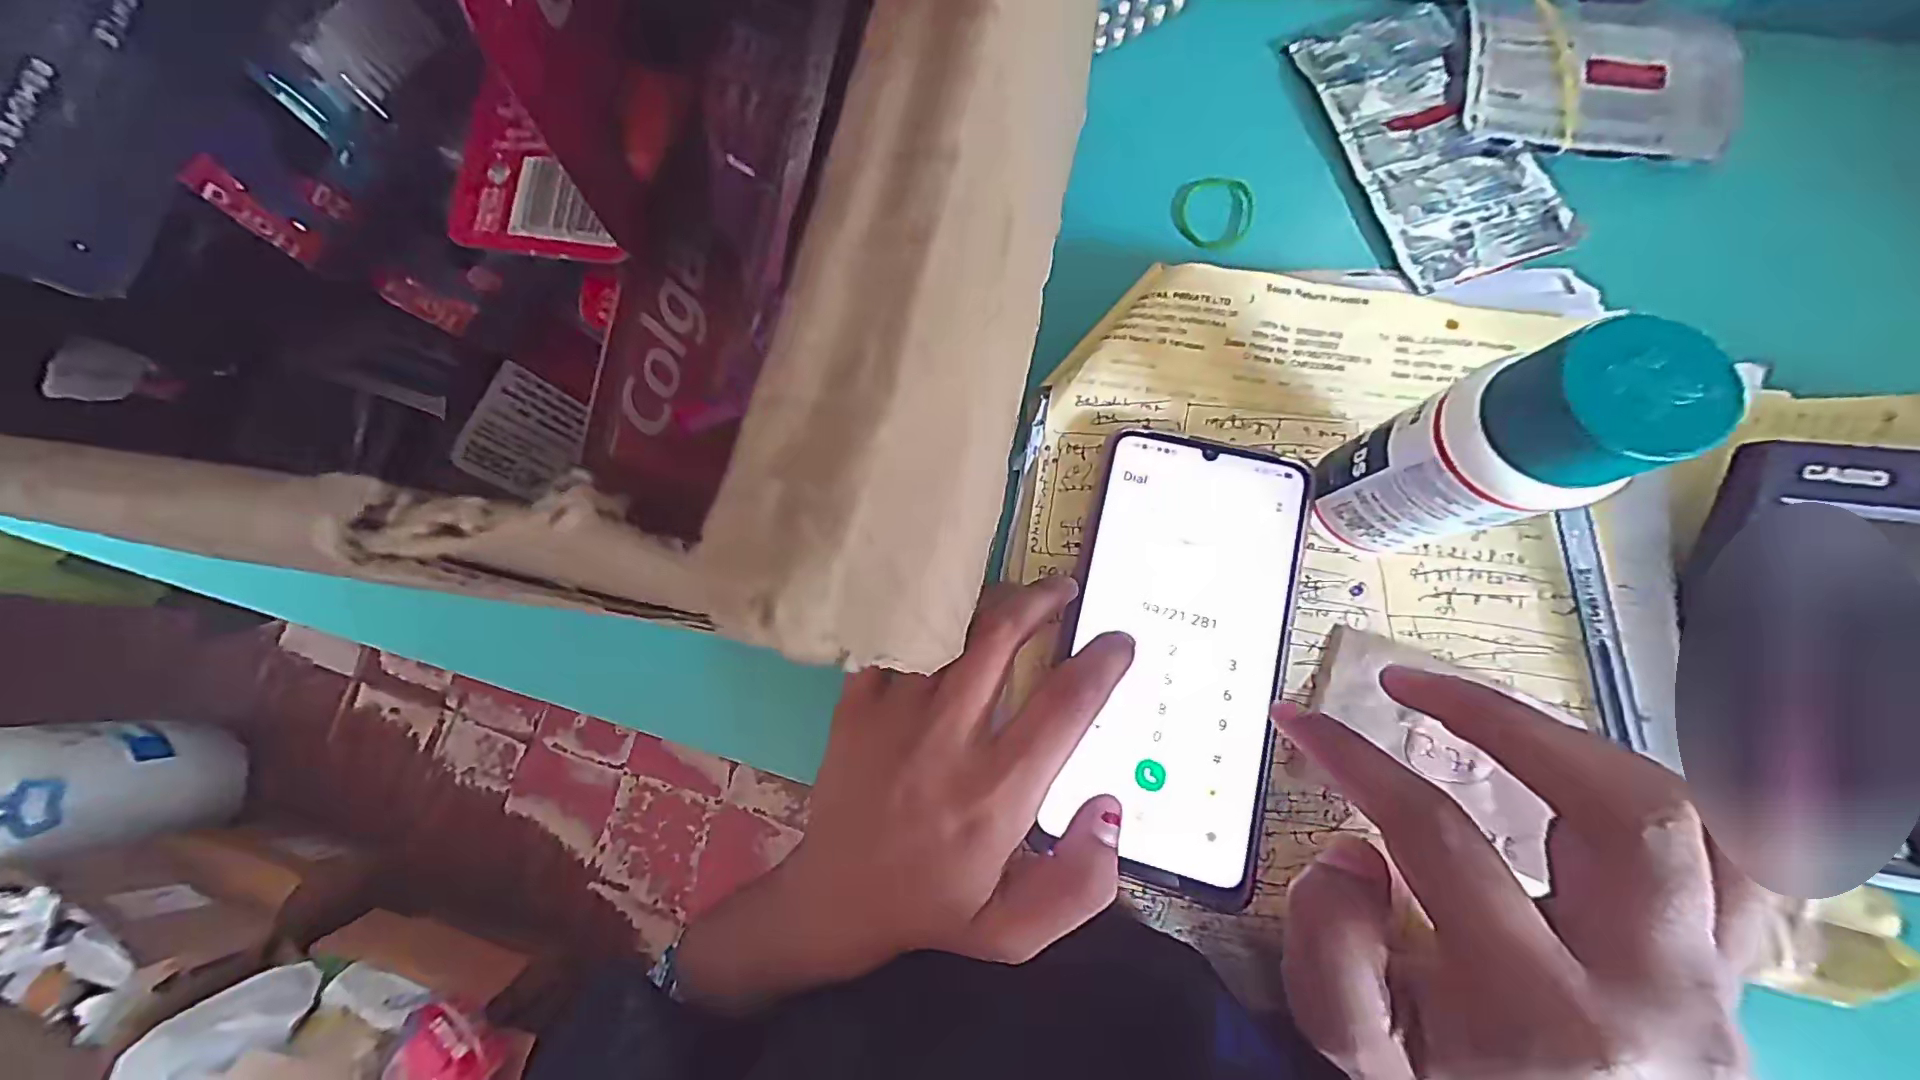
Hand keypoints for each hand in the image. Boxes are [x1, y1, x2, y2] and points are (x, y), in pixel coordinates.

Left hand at [674, 577, 1135, 1011]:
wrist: (834, 900)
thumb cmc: (933, 908)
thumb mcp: (1016, 928)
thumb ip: (1081, 881)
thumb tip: (1111, 806)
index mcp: (995, 791)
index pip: (1064, 705)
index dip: (1101, 664)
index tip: (1119, 642)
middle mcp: (946, 739)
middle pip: (1002, 637)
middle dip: (1042, 599)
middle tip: (1064, 588)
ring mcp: (894, 714)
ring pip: (950, 630)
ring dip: (990, 607)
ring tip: (1014, 602)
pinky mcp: (855, 704)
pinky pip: (899, 641)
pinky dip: (928, 627)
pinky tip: (945, 629)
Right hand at [1275, 667, 1768, 1079]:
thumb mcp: (1352, 1044)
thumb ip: (1328, 946)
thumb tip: (1353, 852)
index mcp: (1541, 1010)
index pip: (1435, 835)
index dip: (1353, 758)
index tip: (1302, 720)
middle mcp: (1652, 991)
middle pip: (1620, 809)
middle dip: (1499, 717)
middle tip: (1410, 684)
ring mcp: (1713, 981)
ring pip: (1695, 820)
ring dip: (1577, 741)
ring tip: (1487, 714)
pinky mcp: (1730, 973)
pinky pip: (1737, 861)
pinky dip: (1660, 793)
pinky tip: (1582, 768)